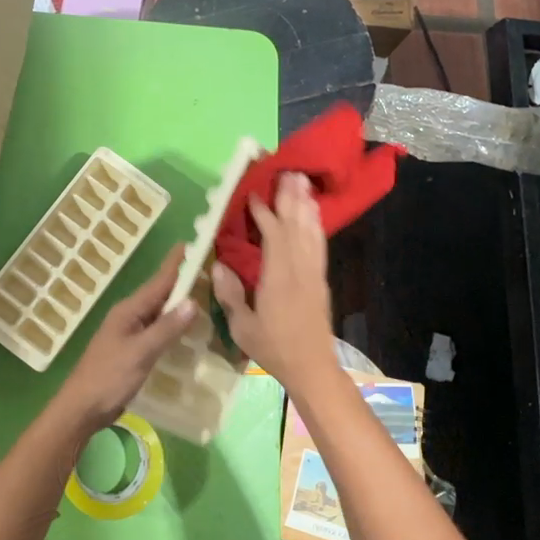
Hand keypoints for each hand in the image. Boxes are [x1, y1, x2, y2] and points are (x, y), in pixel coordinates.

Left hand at [54, 244, 196, 432]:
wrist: (83, 408)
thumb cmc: (109, 377)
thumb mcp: (140, 353)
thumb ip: (166, 328)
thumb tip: (192, 301)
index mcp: (129, 310)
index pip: (159, 281)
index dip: (177, 263)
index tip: (194, 242)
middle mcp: (130, 316)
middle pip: (161, 293)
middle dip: (184, 280)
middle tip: (212, 268)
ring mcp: (131, 333)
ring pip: (161, 312)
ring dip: (181, 303)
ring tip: (207, 294)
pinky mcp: (134, 350)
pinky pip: (158, 330)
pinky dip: (175, 325)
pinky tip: (190, 330)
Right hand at [211, 173, 338, 394]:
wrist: (312, 368)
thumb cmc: (274, 348)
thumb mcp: (243, 327)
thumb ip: (230, 296)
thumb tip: (218, 266)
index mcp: (279, 278)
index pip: (274, 235)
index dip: (265, 213)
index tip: (254, 194)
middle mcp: (299, 269)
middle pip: (296, 225)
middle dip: (291, 198)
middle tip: (288, 172)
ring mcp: (313, 274)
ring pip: (311, 232)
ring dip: (306, 206)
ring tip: (302, 183)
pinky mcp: (321, 280)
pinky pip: (319, 245)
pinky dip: (316, 225)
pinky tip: (313, 215)